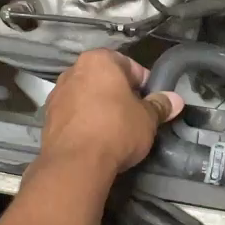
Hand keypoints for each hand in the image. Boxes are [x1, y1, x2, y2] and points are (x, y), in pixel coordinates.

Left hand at [40, 50, 183, 175]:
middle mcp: (73, 70)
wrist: (75, 163)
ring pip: (87, 96)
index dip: (144, 84)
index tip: (151, 102)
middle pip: (105, 79)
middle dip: (120, 94)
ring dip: (100, 107)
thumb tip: (176, 100)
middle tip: (136, 116)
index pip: (129, 65)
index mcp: (99, 60)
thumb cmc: (116, 129)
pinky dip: (84, 121)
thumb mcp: (147, 118)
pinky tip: (95, 139)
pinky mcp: (48, 117)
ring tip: (115, 130)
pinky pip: (73, 114)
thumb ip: (160, 105)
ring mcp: (57, 93)